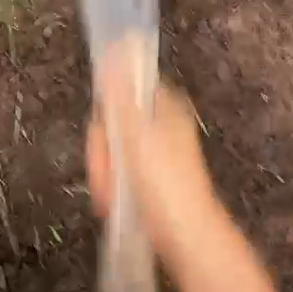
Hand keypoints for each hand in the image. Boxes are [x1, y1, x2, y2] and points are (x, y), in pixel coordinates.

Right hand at [86, 82, 222, 253]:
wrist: (187, 239)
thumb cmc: (166, 186)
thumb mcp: (137, 134)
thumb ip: (120, 94)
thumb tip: (114, 52)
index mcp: (166, 108)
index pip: (125, 88)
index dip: (109, 108)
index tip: (105, 127)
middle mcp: (163, 127)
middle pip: (115, 122)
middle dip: (104, 149)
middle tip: (109, 169)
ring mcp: (157, 155)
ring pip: (114, 151)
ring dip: (106, 172)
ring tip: (112, 193)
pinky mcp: (151, 180)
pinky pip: (120, 174)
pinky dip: (113, 187)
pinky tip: (113, 202)